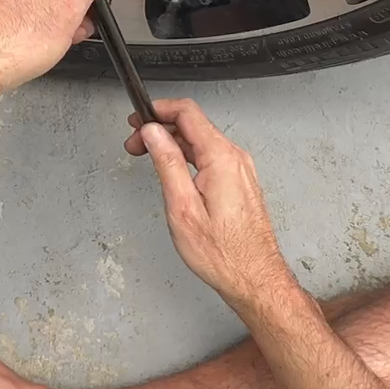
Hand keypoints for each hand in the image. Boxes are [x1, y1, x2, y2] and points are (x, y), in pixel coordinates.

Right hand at [131, 99, 296, 311]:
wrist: (254, 278)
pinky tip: (173, 166)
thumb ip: (167, 162)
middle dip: (160, 127)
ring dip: (172, 141)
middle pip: (193, 123)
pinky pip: (210, 154)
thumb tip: (153, 133)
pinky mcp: (240, 180)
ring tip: (148, 155)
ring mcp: (240, 168)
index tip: (138, 119)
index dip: (158, 110)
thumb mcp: (182, 207)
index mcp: (220, 158)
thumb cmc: (222, 253)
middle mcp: (234, 158)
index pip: (187, 112)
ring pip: (201, 138)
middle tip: (135, 142)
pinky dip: (187, 153)